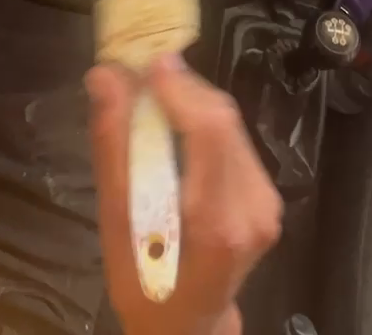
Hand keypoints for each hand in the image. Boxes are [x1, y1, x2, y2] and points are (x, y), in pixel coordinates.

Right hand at [87, 55, 283, 334]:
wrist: (187, 324)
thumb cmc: (144, 283)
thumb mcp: (115, 224)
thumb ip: (113, 147)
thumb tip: (105, 78)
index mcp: (218, 223)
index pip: (210, 131)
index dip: (181, 88)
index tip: (146, 63)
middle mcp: (254, 207)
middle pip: (223, 119)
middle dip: (181, 87)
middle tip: (139, 73)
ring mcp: (266, 201)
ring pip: (230, 122)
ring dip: (190, 100)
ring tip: (152, 92)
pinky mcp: (266, 193)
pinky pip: (234, 137)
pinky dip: (202, 119)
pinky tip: (175, 121)